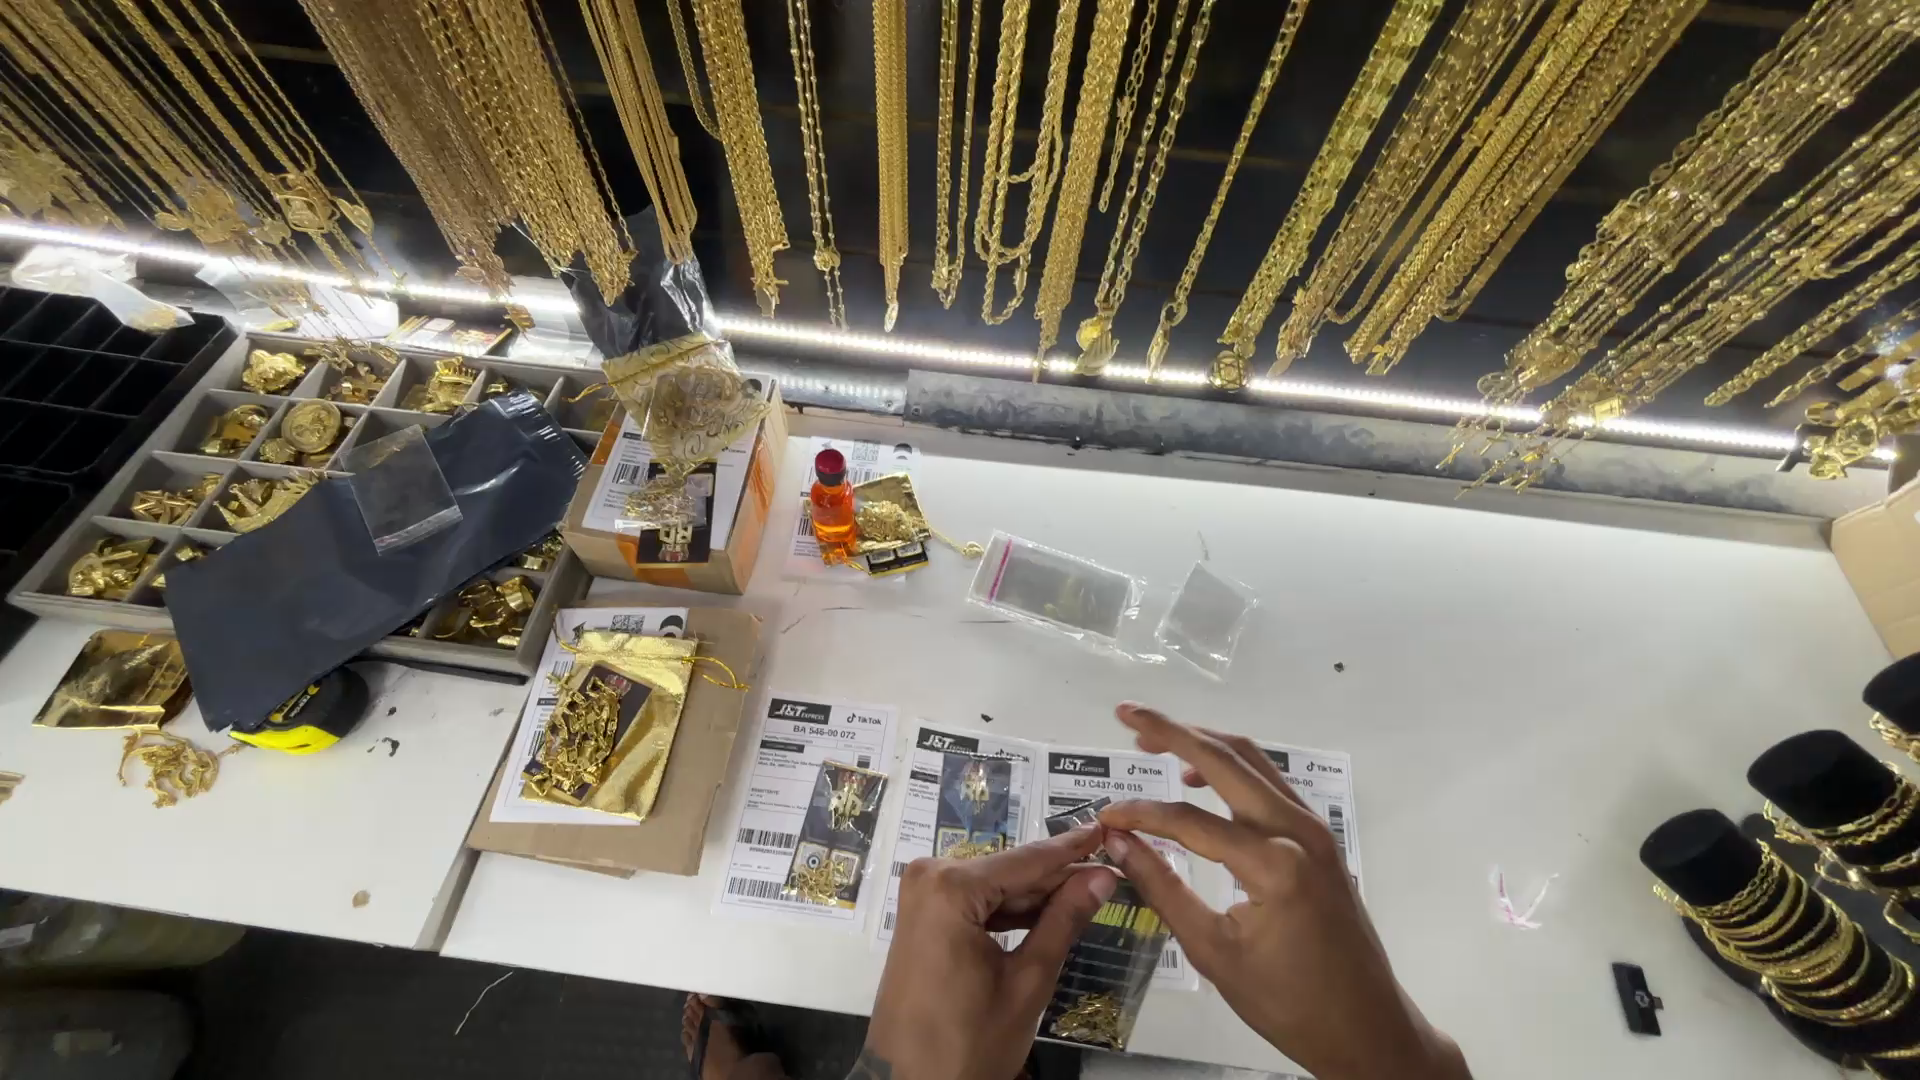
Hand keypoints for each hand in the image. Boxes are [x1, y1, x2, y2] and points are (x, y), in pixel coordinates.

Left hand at [858, 826, 1115, 1079]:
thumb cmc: (967, 1043)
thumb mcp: (1026, 982)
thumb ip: (1063, 922)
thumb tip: (1101, 878)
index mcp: (951, 887)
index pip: (1026, 861)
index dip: (1071, 848)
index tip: (1106, 828)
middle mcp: (930, 875)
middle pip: (1009, 871)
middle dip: (1058, 875)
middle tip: (1107, 870)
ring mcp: (922, 893)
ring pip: (994, 885)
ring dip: (1037, 894)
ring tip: (1089, 889)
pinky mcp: (923, 913)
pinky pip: (974, 901)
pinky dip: (1008, 910)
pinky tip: (1049, 911)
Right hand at [1097, 704, 1469, 1079]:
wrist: (1370, 1032)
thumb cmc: (1289, 1003)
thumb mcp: (1213, 952)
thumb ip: (1161, 887)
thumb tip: (1115, 841)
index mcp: (1273, 864)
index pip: (1188, 820)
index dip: (1140, 814)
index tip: (1104, 817)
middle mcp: (1297, 829)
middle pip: (1225, 758)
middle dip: (1171, 730)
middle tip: (1125, 714)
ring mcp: (1312, 826)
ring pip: (1250, 758)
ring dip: (1200, 740)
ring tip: (1152, 736)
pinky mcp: (1316, 834)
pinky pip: (1266, 780)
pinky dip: (1228, 765)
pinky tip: (1197, 777)